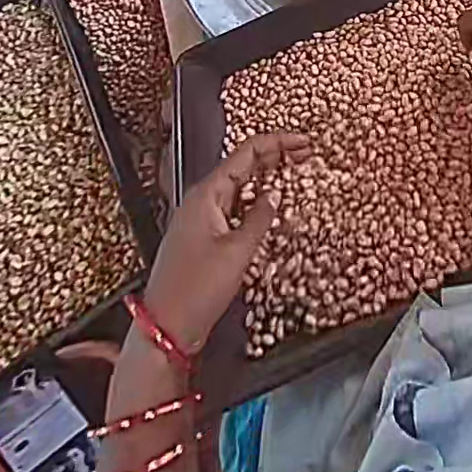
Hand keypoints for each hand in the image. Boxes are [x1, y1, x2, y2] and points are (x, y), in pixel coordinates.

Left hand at [141, 132, 309, 351]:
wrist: (165, 330)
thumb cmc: (195, 291)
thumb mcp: (237, 252)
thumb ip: (260, 217)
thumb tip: (276, 194)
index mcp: (207, 194)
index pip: (247, 153)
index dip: (277, 142)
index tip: (303, 141)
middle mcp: (203, 199)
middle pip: (243, 164)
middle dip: (276, 155)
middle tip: (305, 152)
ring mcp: (203, 217)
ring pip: (240, 185)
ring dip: (268, 176)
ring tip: (294, 171)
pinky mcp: (205, 235)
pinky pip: (235, 205)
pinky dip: (256, 199)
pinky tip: (272, 203)